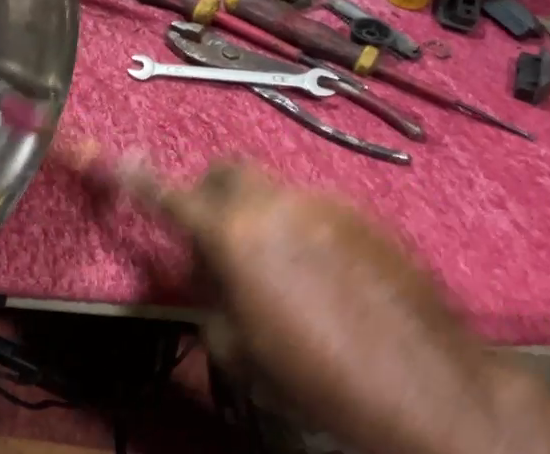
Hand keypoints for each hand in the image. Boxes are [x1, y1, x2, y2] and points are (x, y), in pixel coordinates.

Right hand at [113, 159, 503, 453]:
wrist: (434, 389)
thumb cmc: (323, 380)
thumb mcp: (242, 354)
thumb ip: (211, 302)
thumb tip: (208, 278)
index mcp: (234, 237)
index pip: (169, 197)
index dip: (136, 179)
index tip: (116, 159)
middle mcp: (274, 206)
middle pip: (227, 172)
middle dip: (211, 193)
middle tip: (216, 236)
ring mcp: (324, 205)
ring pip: (273, 191)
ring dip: (261, 216)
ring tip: (282, 270)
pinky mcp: (365, 217)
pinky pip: (316, 210)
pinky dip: (303, 231)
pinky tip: (327, 278)